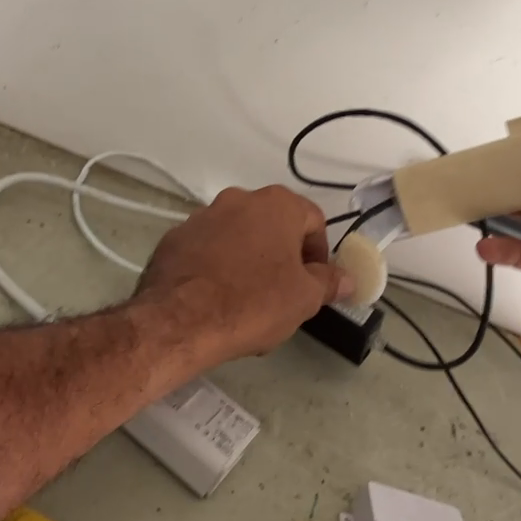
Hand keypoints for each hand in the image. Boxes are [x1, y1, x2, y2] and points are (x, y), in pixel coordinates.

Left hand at [139, 185, 352, 359]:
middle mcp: (238, 199)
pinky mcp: (174, 239)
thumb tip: (346, 278)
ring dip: (248, 261)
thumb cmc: (253, 303)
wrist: (180, 321)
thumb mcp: (304, 298)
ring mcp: (201, 216)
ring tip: (246, 302)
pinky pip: (207, 250)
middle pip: (273, 226)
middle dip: (282, 257)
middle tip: (283, 295)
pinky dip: (216, 267)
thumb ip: (329, 282)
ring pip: (238, 237)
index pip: (313, 221)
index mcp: (276, 205)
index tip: (313, 284)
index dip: (319, 254)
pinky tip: (215, 299)